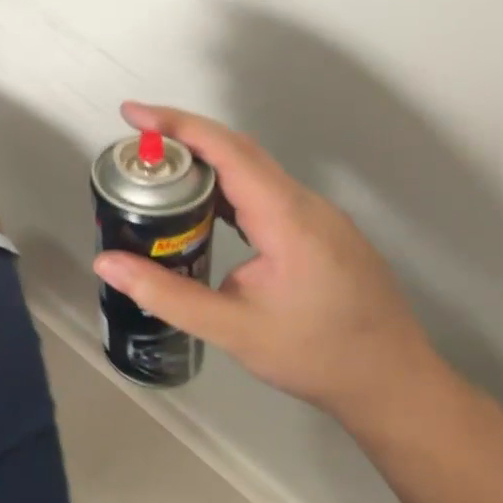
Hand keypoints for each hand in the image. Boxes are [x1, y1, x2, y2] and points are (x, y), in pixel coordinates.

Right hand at [92, 102, 450, 427]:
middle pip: (240, 152)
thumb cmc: (318, 357)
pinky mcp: (320, 232)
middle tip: (133, 143)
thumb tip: (104, 263)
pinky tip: (197, 205)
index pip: (229, 152)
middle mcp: (308, 207)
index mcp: (290, 221)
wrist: (398, 387)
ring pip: (254, 170)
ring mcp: (319, 218)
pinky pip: (265, 191)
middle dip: (183, 137)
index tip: (132, 114)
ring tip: (154, 171)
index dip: (178, 126)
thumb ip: (164, 293)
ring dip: (203, 161)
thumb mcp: (232, 329)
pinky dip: (223, 184)